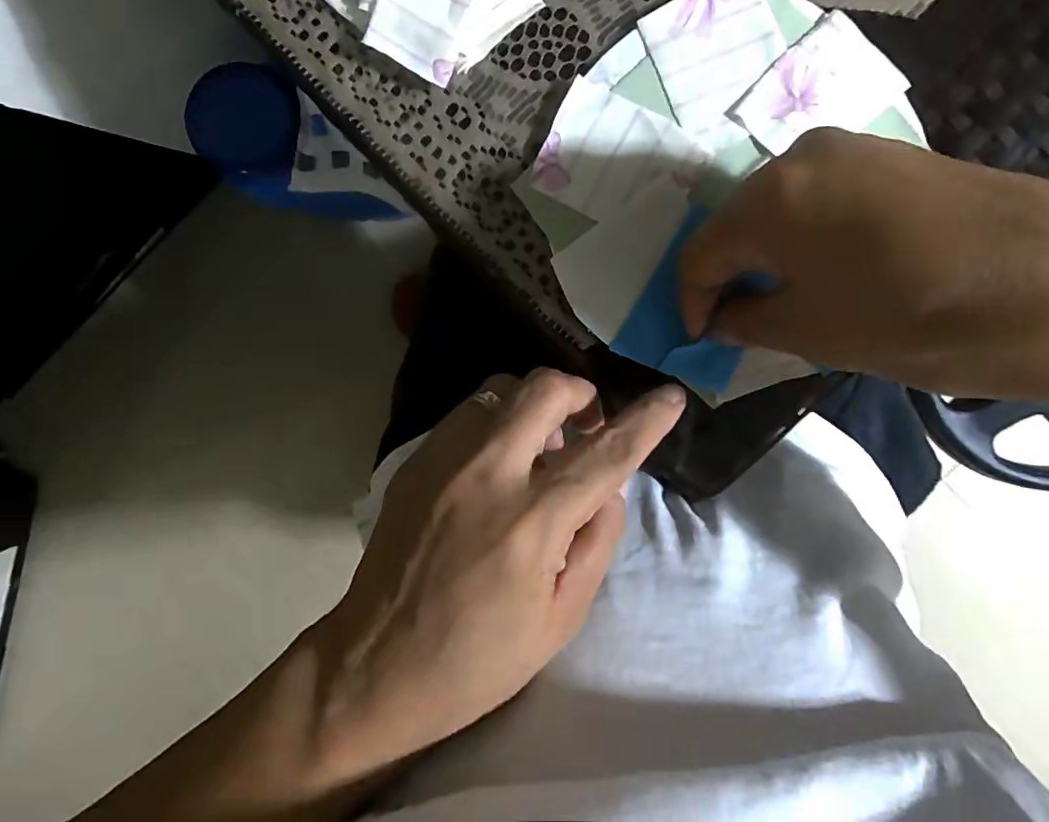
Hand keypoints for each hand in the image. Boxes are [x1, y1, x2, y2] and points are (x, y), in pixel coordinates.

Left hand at [310, 369, 686, 772]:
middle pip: (543, 391)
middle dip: (579, 394)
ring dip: (532, 405)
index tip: (671, 396)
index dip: (644, 421)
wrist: (378, 659)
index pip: (603, 454)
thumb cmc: (477, 658)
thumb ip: (594, 543)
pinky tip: (496, 461)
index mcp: (530, 521)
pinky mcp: (414, 460)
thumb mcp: (560, 619)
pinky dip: (494, 421)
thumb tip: (608, 488)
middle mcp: (486, 473)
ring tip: (540, 445)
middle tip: (587, 425)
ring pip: (499, 390)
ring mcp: (442, 459)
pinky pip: (466, 415)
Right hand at [677, 128, 1048, 412]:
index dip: (692, 300)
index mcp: (768, 195)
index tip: (700, 337)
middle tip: (740, 319)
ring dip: (774, 254)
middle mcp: (802, 156)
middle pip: (740, 222)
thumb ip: (746, 321)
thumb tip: (722, 316)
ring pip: (785, 208)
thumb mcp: (813, 333)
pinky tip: (839, 271)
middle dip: (732, 273)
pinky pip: (830, 199)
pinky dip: (816, 237)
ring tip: (790, 299)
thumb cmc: (921, 315)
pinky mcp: (904, 158)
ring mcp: (859, 150)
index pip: (701, 253)